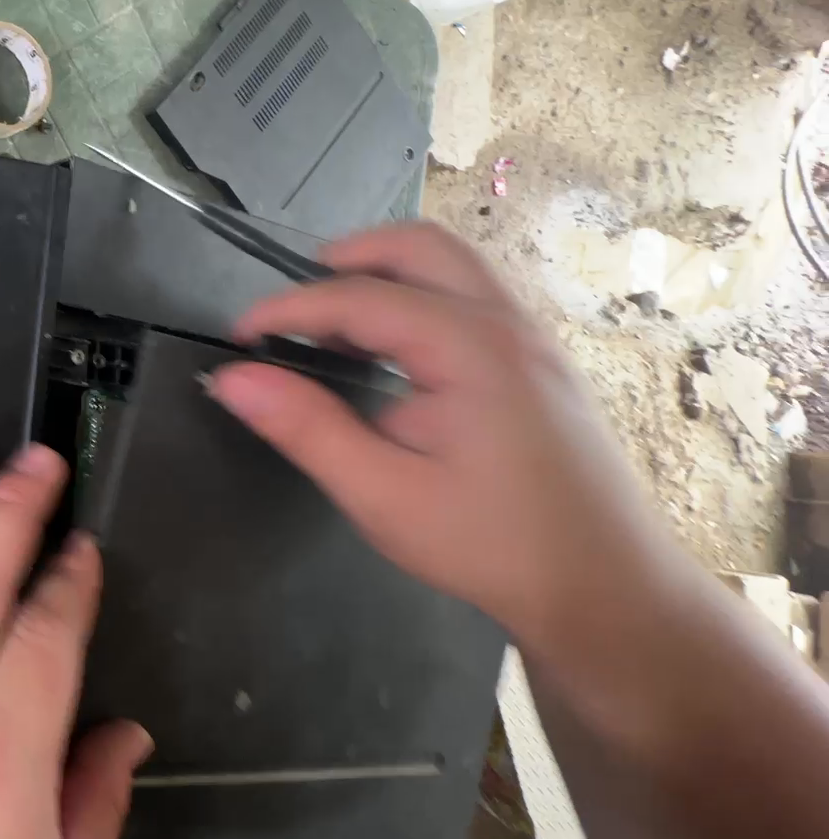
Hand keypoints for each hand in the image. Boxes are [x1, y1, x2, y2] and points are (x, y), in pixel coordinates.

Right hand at [205, 223, 662, 641]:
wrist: (608, 592)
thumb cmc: (490, 544)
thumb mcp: (380, 493)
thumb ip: (303, 427)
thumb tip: (230, 377)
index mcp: (472, 351)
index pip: (360, 297)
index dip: (287, 308)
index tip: (238, 336)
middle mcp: (507, 325)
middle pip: (419, 246)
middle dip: (343, 262)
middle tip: (290, 311)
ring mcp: (528, 339)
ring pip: (446, 265)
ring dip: (377, 277)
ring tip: (326, 331)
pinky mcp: (531, 360)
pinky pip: (462, 296)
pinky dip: (407, 299)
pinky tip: (379, 354)